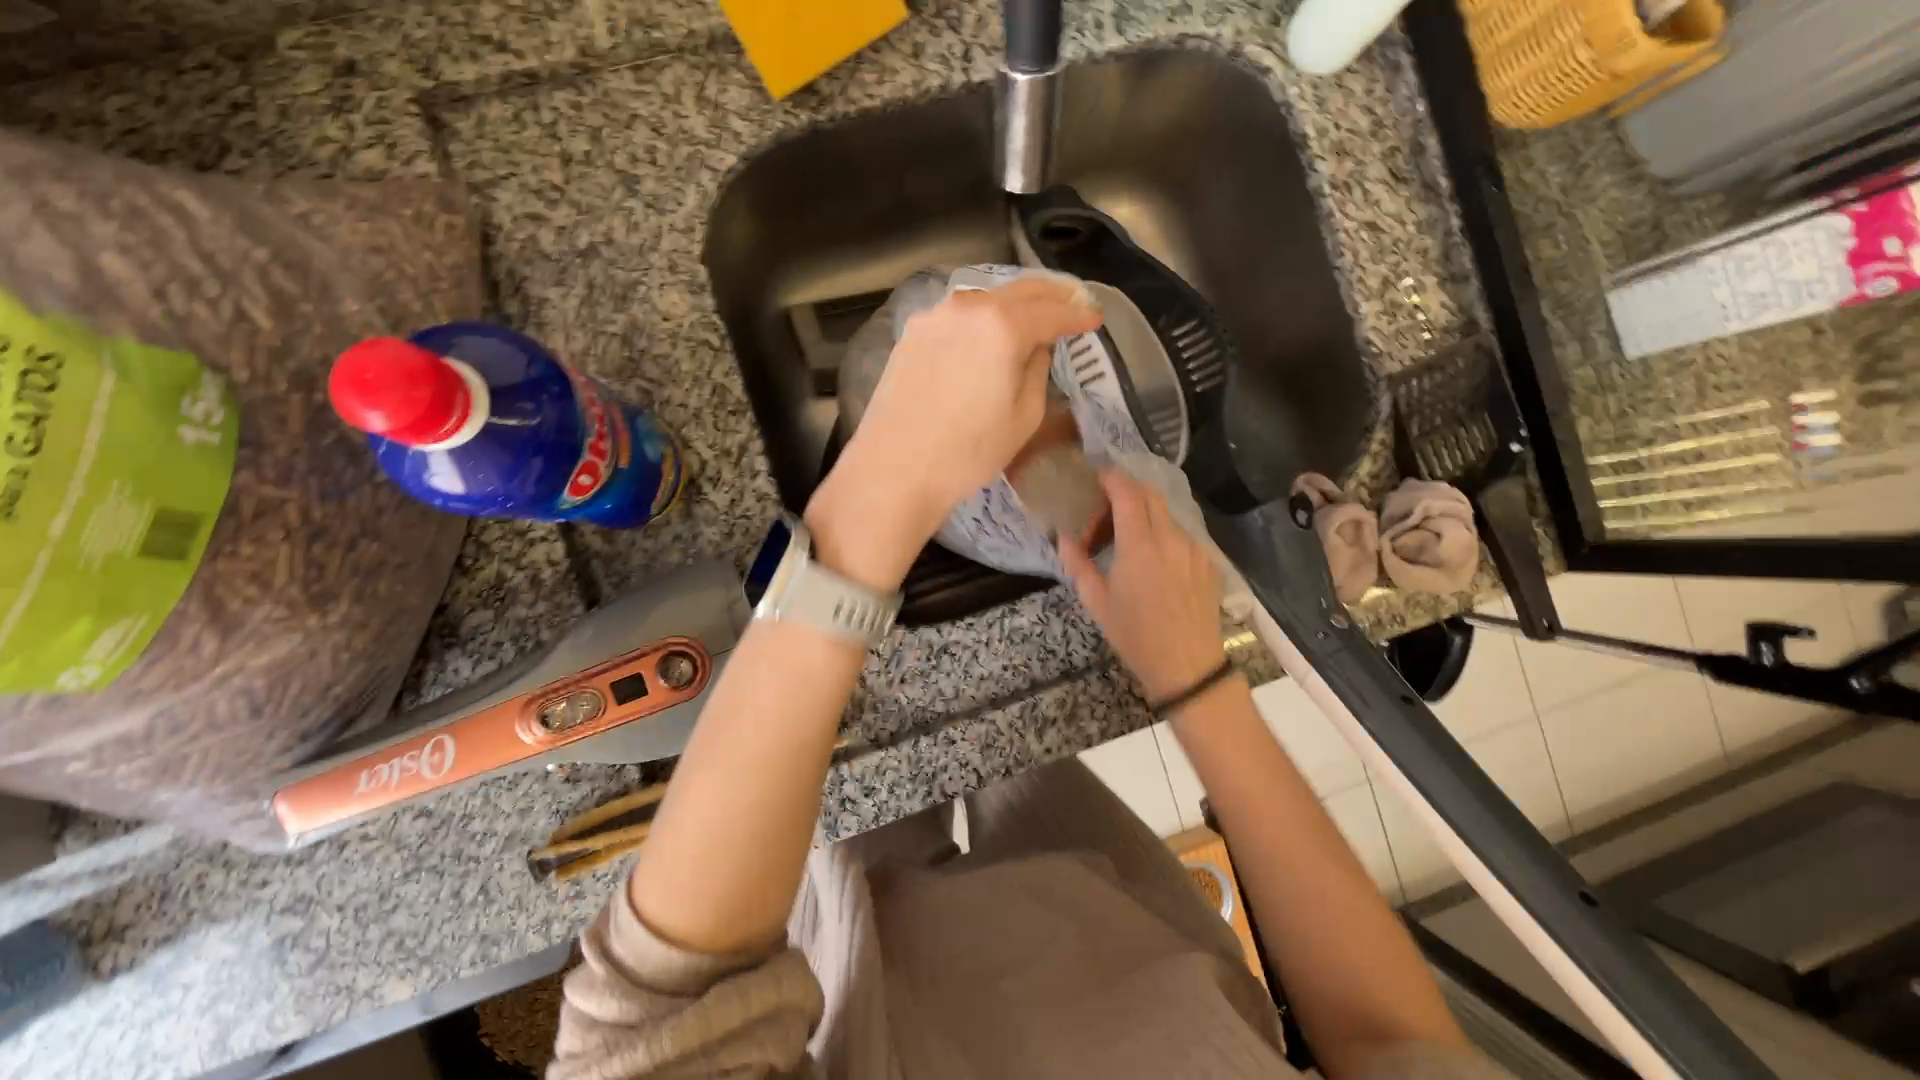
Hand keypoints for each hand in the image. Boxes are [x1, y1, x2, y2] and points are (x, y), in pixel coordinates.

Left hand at [808, 277, 1102, 590]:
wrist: (894, 472)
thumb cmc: (968, 453)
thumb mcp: (1024, 417)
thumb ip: (1037, 370)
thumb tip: (1035, 348)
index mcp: (1002, 325)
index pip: (1053, 311)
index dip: (1078, 315)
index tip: (1095, 319)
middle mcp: (967, 307)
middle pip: (1019, 291)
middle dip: (1051, 296)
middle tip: (1074, 303)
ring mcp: (934, 317)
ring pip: (986, 298)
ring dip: (1015, 302)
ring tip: (1035, 315)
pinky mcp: (912, 334)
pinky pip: (959, 315)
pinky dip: (982, 317)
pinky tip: (990, 332)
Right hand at [1059, 469, 1225, 700]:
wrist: (1187, 666)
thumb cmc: (1136, 636)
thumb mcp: (1097, 602)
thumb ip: (1077, 563)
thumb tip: (1064, 537)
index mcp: (1140, 546)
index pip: (1127, 492)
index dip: (1111, 477)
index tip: (1096, 476)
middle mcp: (1171, 538)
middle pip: (1150, 494)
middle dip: (1127, 489)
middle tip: (1106, 505)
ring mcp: (1194, 548)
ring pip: (1167, 514)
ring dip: (1145, 514)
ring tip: (1128, 537)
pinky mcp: (1208, 561)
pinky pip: (1182, 535)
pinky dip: (1163, 534)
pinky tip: (1153, 560)